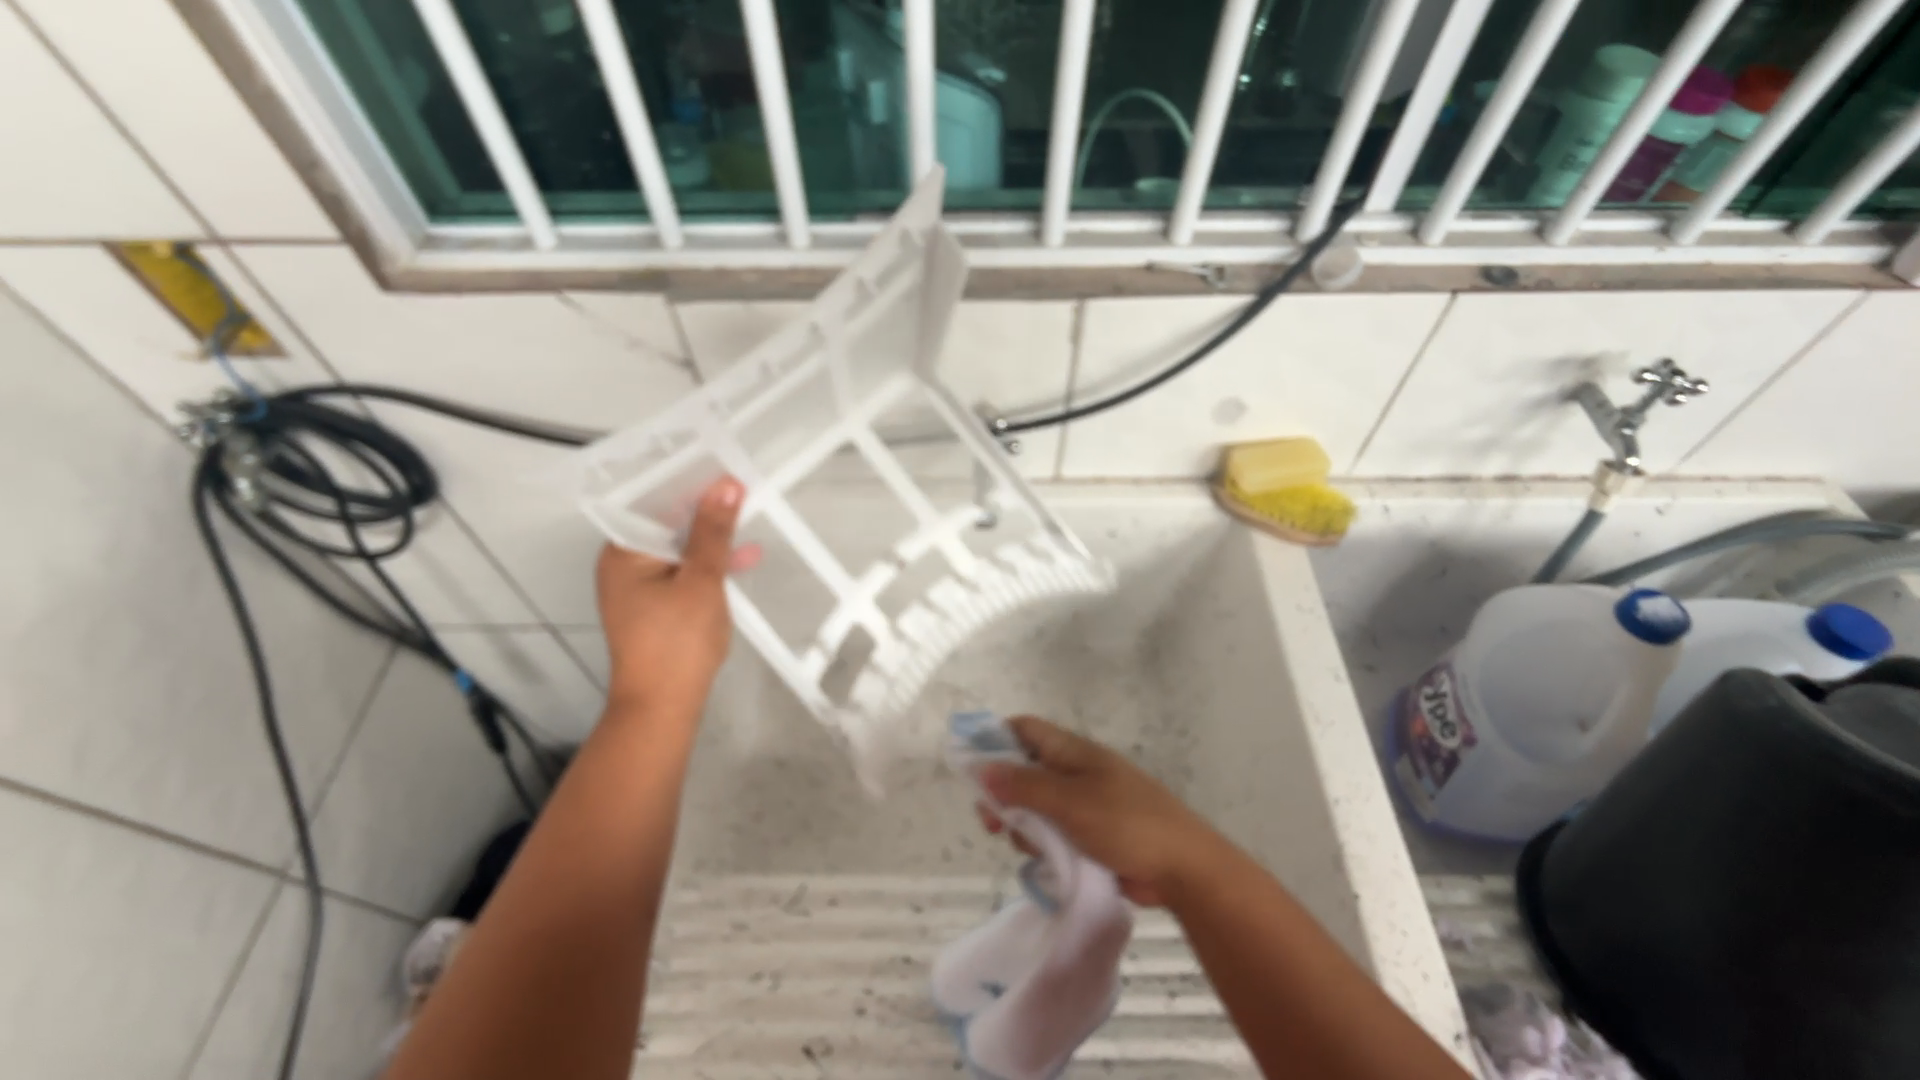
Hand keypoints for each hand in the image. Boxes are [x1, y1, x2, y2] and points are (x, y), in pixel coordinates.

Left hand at [596, 476, 755, 717]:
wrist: (662, 708)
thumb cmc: (678, 641)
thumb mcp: (702, 579)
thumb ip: (714, 532)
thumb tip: (726, 486)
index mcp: (623, 551)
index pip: (653, 502)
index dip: (689, 484)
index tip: (723, 469)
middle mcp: (623, 565)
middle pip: (665, 525)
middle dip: (704, 512)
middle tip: (742, 492)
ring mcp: (637, 589)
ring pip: (677, 550)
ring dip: (711, 540)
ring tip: (750, 527)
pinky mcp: (654, 609)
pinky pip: (680, 573)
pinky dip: (706, 567)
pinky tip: (740, 564)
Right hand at [976, 716, 1218, 906]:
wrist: (1181, 868)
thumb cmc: (1126, 823)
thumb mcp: (1069, 801)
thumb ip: (1024, 785)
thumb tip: (981, 767)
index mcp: (1072, 752)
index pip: (1024, 730)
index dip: (995, 740)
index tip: (972, 769)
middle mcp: (1074, 774)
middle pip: (1023, 774)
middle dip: (1004, 797)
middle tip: (993, 824)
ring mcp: (1082, 806)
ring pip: (1034, 810)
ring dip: (1025, 828)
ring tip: (1034, 849)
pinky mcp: (1089, 837)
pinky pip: (1053, 836)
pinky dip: (1045, 847)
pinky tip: (1048, 864)